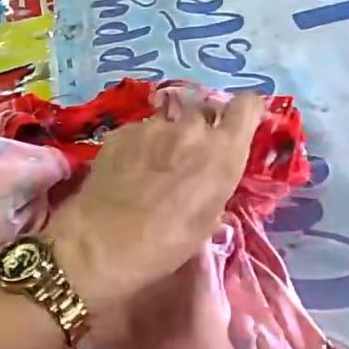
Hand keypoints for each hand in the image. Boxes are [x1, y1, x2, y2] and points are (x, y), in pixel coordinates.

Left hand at [45, 91, 261, 312]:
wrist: (101, 242)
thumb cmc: (165, 243)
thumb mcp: (206, 222)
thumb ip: (216, 187)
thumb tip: (211, 179)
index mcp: (222, 151)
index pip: (247, 106)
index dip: (244, 113)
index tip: (238, 125)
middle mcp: (190, 128)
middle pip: (204, 114)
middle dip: (200, 132)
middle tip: (188, 159)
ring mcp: (152, 126)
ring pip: (168, 123)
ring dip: (167, 139)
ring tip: (153, 169)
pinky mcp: (121, 131)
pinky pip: (139, 132)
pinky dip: (138, 145)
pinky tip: (127, 170)